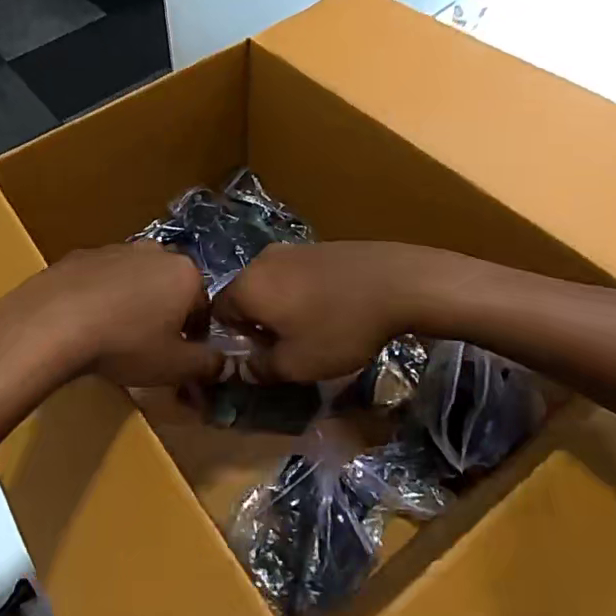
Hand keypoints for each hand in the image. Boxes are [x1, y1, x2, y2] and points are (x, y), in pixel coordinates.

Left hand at [0, 242, 222, 387]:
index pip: (203, 307)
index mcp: (186, 272)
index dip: (195, 337)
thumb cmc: (125, 344)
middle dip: (164, 314)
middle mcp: (154, 251)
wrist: (53, 321)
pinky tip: (85, 322)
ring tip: (113, 336)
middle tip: (147, 347)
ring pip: (135, 279)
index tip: (179, 358)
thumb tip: (224, 363)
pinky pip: (101, 278)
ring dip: (132, 302)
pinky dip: (100, 296)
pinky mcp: (80, 254)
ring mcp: (114, 248)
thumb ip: (208, 365)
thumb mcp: (175, 367)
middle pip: (169, 287)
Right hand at [213, 242, 481, 381]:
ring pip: (271, 285)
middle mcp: (261, 261)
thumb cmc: (339, 327)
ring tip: (313, 330)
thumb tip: (243, 370)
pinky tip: (333, 310)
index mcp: (246, 286)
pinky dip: (303, 294)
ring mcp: (291, 249)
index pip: (217, 313)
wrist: (398, 282)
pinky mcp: (318, 245)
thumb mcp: (297, 364)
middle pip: (245, 296)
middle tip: (286, 349)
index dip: (232, 341)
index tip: (258, 359)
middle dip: (258, 324)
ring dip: (281, 309)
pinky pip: (296, 275)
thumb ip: (261, 369)